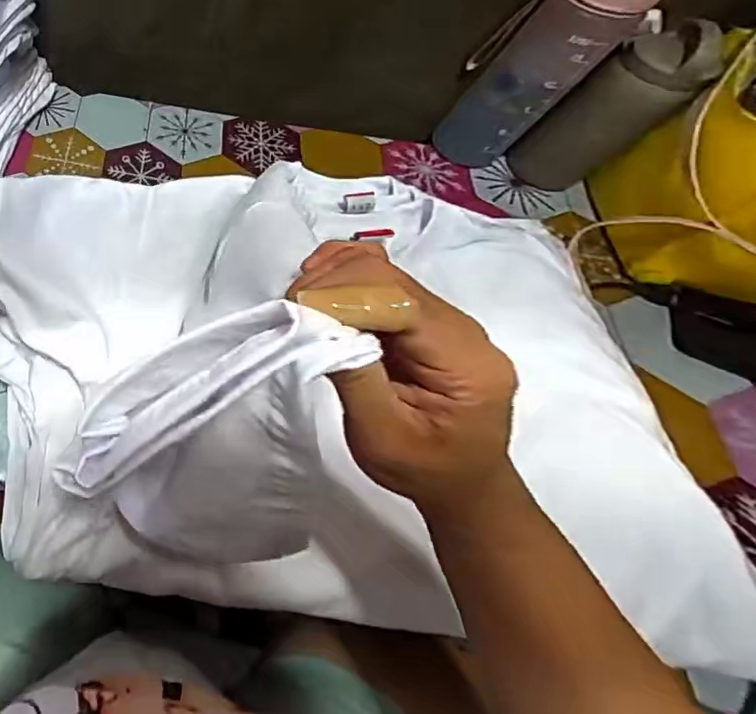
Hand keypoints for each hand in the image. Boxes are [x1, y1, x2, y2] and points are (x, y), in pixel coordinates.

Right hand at [286, 241, 517, 514]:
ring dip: (333, 279)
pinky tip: (320, 289)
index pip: (399, 301)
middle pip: (388, 278)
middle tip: (291, 308)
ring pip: (382, 271)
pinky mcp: (422, 318)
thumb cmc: (421, 468)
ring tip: (301, 303)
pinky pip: (381, 280)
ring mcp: (444, 319)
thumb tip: (315, 323)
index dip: (342, 295)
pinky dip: (344, 276)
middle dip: (332, 284)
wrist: (459, 485)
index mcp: (464, 360)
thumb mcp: (381, 434)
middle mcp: (461, 329)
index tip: (295, 308)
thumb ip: (353, 374)